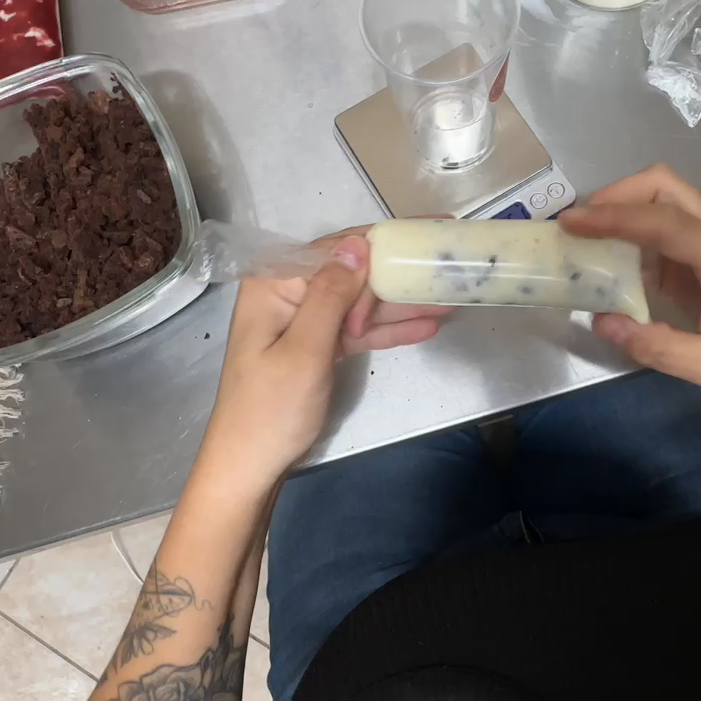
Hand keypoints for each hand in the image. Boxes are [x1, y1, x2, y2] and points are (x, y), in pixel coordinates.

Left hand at [195, 234, 446, 493]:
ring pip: (359, 302)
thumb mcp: (305, 350)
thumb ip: (331, 295)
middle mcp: (288, 293)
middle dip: (398, 274)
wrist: (251, 466)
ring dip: (401, 304)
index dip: (384, 241)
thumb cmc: (271, 409)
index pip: (337, 249)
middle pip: (352, 272)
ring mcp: (303, 321)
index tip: (428, 234)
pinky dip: (387, 329)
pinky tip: (425, 326)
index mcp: (275, 284)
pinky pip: (356, 329)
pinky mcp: (316, 345)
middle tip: (448, 270)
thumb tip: (359, 243)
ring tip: (449, 298)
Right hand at [558, 165, 700, 425]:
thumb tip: (599, 320)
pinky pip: (665, 242)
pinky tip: (610, 267)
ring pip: (666, 210)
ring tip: (583, 242)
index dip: (615, 217)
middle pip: (668, 191)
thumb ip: (656, 346)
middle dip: (619, 197)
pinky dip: (633, 244)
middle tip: (578, 225)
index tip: (570, 223)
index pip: (666, 221)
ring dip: (624, 216)